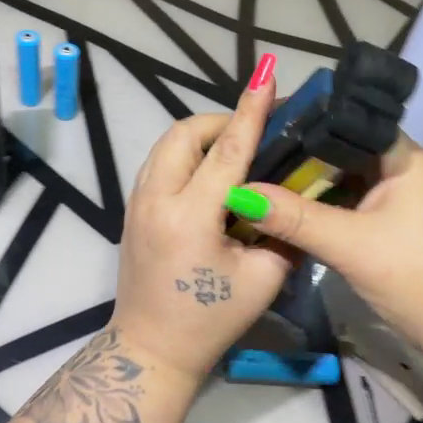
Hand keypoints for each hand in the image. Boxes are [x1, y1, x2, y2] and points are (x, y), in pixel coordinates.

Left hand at [112, 57, 292, 375]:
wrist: (151, 347)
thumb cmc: (208, 321)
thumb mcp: (262, 280)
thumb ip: (281, 230)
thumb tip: (291, 195)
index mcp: (190, 216)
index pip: (226, 150)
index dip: (250, 110)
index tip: (266, 74)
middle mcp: (156, 199)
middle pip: (184, 133)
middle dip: (220, 121)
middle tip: (253, 133)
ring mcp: (137, 202)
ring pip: (165, 145)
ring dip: (199, 136)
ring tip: (233, 150)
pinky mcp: (132, 210)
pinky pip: (157, 163)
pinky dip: (183, 155)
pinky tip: (208, 173)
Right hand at [231, 135, 422, 361]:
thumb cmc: (420, 281)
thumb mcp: (349, 247)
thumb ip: (293, 217)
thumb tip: (237, 192)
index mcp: (405, 159)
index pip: (347, 122)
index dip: (303, 123)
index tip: (258, 130)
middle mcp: (407, 170)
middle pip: (343, 151)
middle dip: (299, 157)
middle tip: (250, 159)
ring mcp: (406, 200)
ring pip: (347, 180)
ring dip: (310, 185)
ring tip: (261, 181)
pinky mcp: (401, 226)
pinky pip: (354, 204)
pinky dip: (326, 208)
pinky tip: (291, 213)